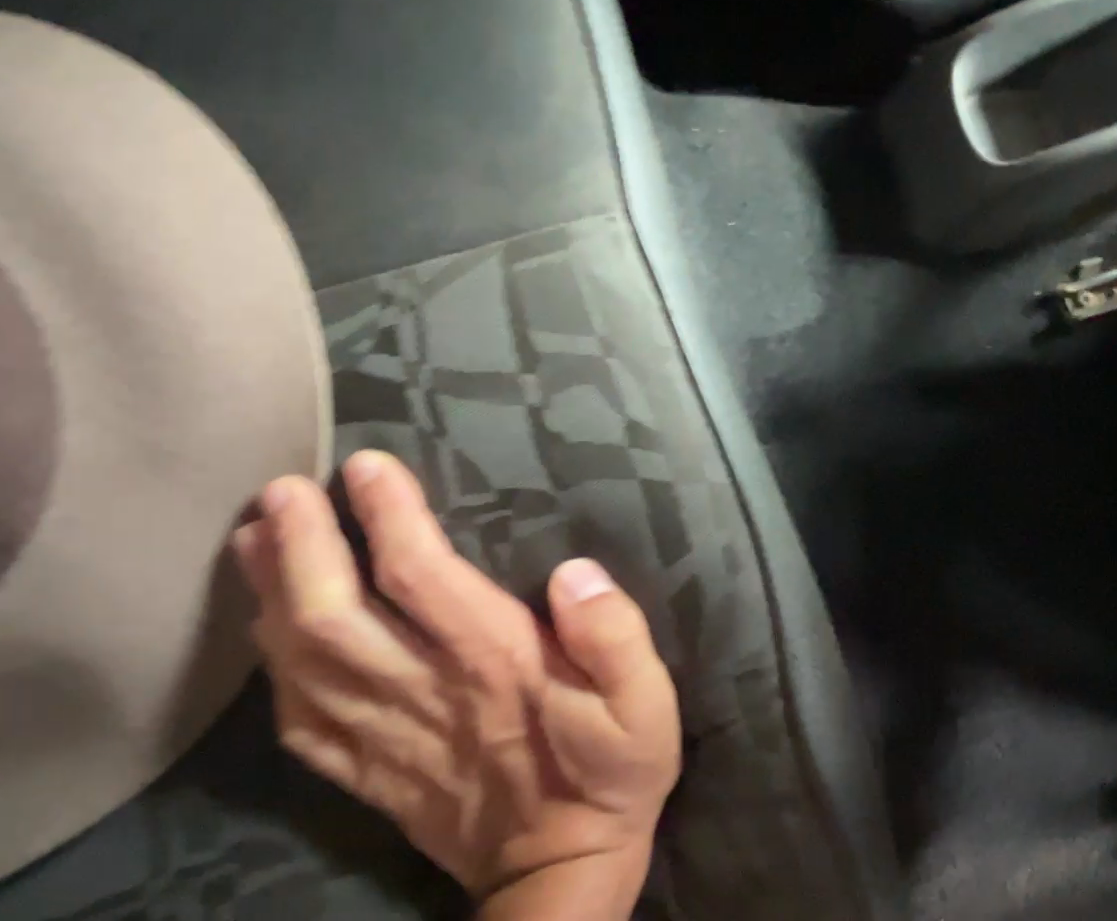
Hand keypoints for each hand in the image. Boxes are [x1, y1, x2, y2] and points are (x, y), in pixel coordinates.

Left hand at [232, 450, 680, 913]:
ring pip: (299, 661)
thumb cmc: (615, 770)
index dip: (387, 515)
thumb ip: (616, 635)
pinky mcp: (366, 771)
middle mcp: (426, 691)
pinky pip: (296, 719)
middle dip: (298, 546)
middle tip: (277, 491)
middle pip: (333, 614)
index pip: (420, 576)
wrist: (563, 867)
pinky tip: (265, 636)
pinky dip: (269, 670)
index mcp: (497, 662)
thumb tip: (575, 571)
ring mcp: (384, 736)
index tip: (366, 466)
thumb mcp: (648, 700)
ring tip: (251, 540)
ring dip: (267, 595)